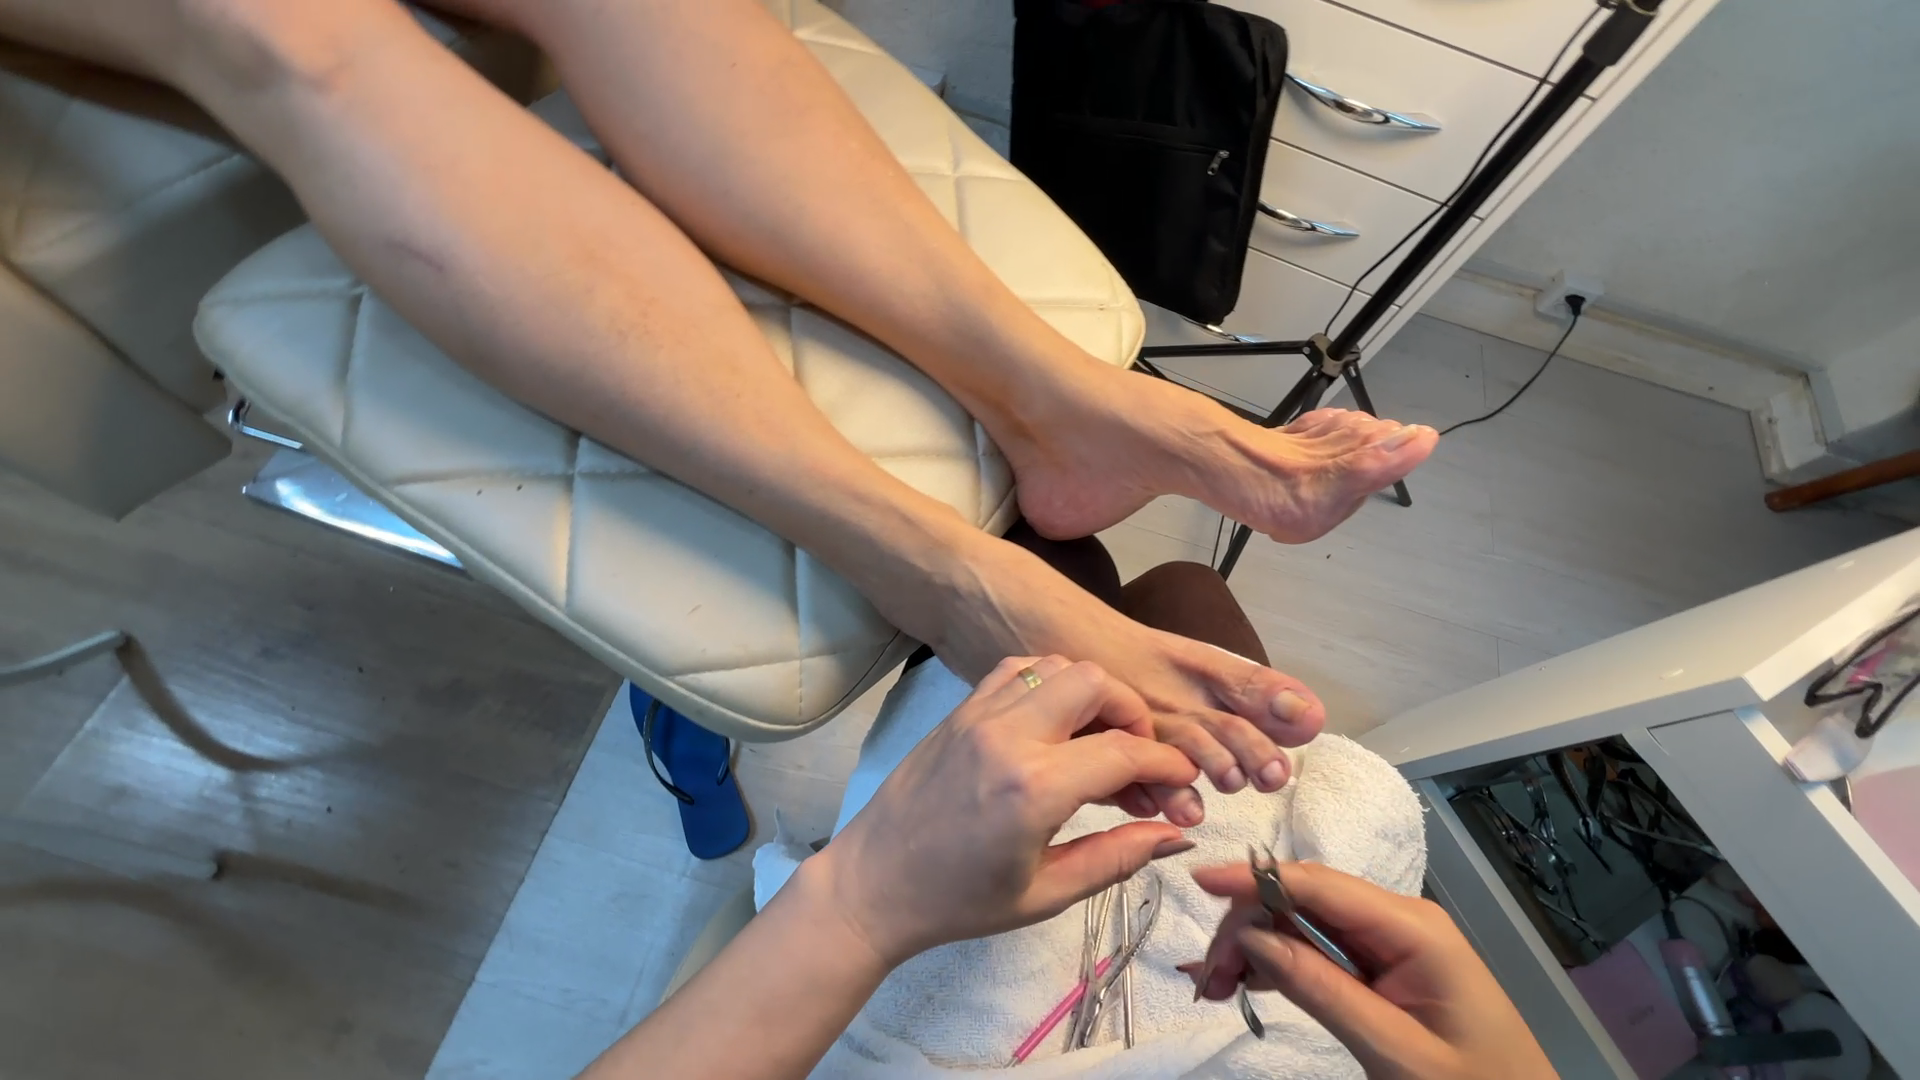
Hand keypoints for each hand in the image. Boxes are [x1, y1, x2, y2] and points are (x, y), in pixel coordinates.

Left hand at [816, 655, 1203, 965]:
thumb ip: (1116, 857)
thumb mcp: (1045, 894)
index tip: (1182, 783)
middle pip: (1094, 682)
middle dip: (1133, 713)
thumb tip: (1175, 835)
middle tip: (1138, 756)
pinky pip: (1016, 669)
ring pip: (1056, 665)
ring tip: (1099, 739)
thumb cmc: (960, 900)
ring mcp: (979, 713)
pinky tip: (1055, 721)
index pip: (1125, 752)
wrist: (875, 881)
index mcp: (1033, 787)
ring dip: (1092, 693)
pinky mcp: (960, 709)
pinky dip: (1048, 681)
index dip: (1167, 765)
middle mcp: (1008, 734)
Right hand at [1187, 862, 1555, 1079]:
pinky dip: (1274, 963)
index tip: (1200, 882)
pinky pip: (1312, 947)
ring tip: (1216, 987)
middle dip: (1247, 927)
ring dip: (1253, 946)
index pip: (1317, 884)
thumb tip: (1250, 935)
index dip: (1254, 877)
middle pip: (1299, 899)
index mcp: (1411, 928)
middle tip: (1208, 977)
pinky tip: (1243, 982)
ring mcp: (1384, 939)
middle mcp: (1393, 918)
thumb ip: (1322, 990)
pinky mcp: (1375, 963)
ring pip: (1297, 921)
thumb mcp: (1398, 1055)